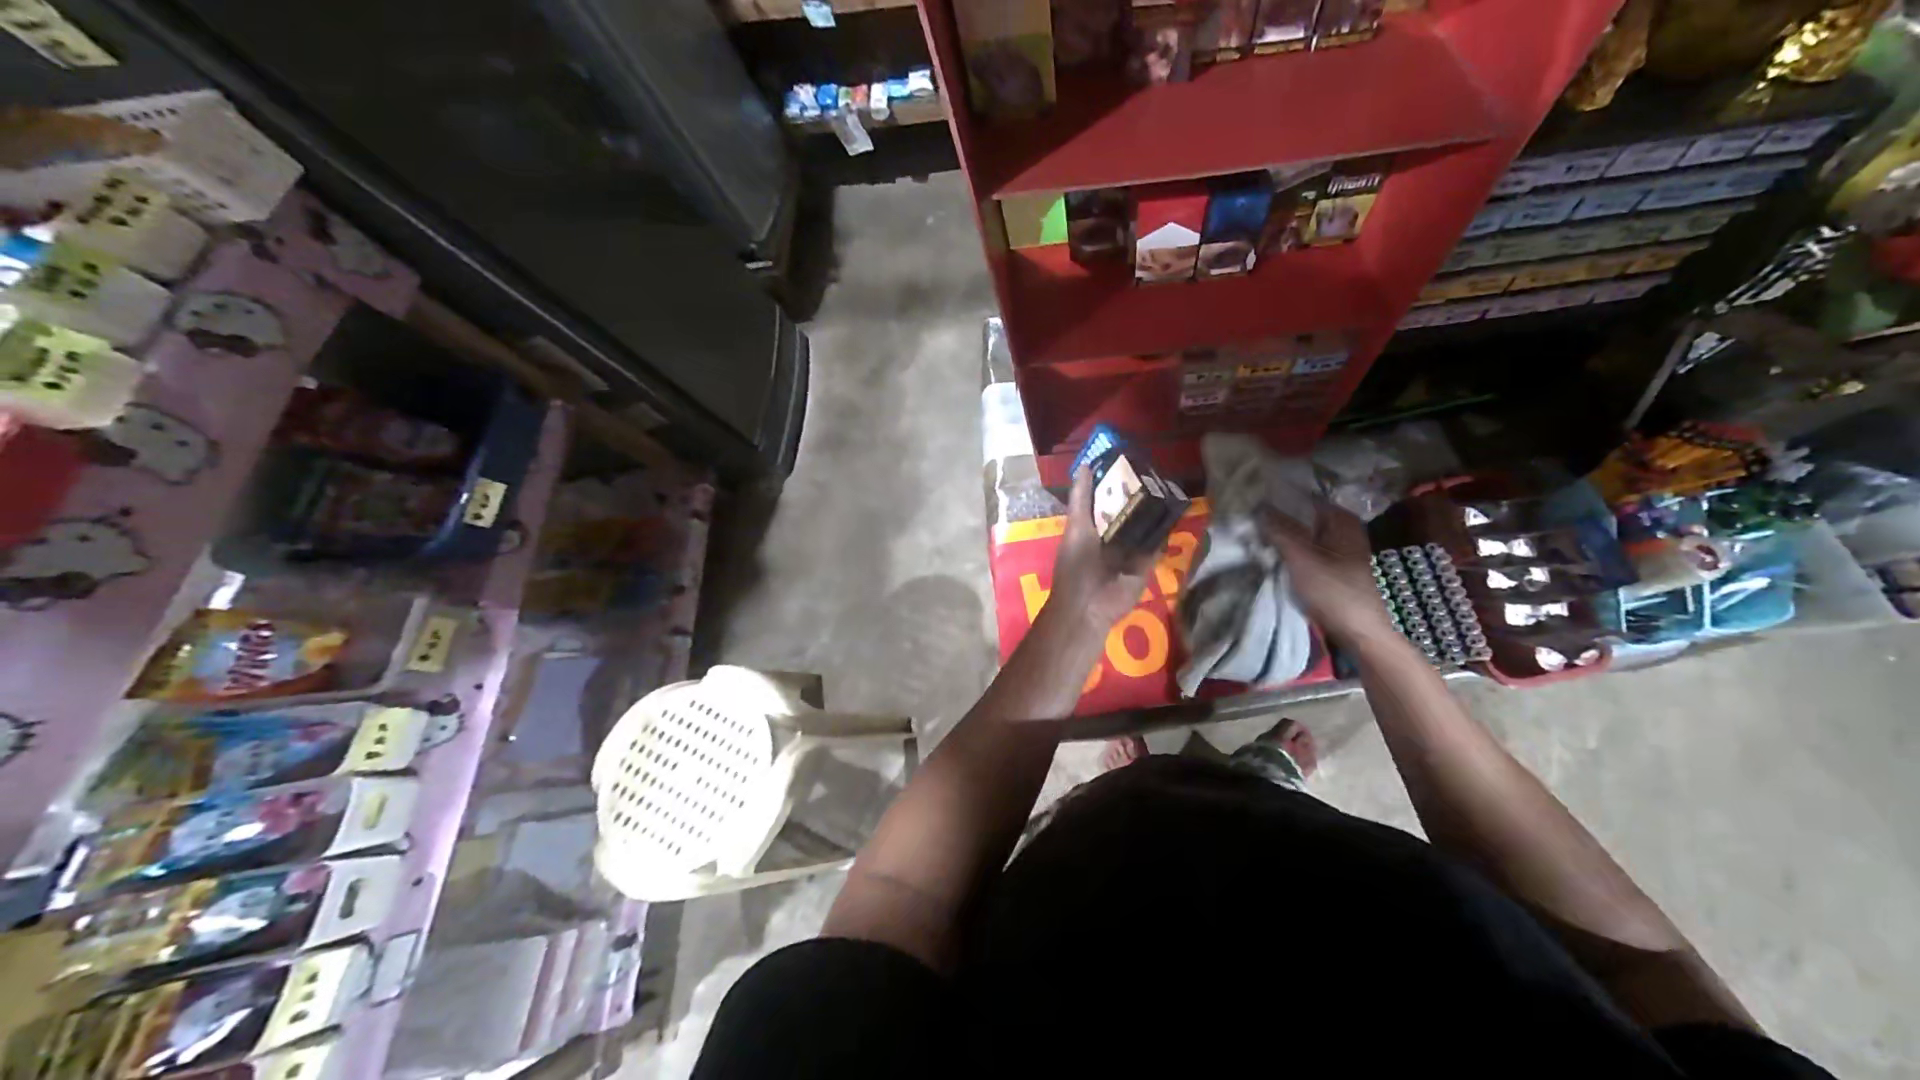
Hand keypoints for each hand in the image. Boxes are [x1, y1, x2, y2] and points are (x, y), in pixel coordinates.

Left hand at [1047, 467, 1164, 633]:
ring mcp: (1131, 549)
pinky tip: (1177, 511)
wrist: (1088, 606)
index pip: (1106, 498)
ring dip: (1156, 510)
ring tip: (1171, 486)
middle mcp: (1113, 535)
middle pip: (1130, 510)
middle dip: (1141, 494)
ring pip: (1146, 525)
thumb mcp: (1077, 527)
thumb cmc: (1076, 566)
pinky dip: (1166, 531)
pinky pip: (1158, 544)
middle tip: (1158, 471)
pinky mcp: (1146, 563)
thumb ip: (1082, 500)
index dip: (1116, 481)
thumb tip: (1084, 465)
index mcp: (1093, 526)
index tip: (1130, 458)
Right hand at [1258, 499, 1394, 647]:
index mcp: (1342, 520)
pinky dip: (1289, 548)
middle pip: (1303, 515)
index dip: (1279, 496)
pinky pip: (1305, 548)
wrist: (1358, 631)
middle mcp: (1343, 529)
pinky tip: (1269, 550)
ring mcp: (1338, 549)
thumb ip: (1279, 530)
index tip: (1251, 497)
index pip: (1305, 497)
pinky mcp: (1331, 567)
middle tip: (1246, 515)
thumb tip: (1258, 506)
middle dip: (1277, 515)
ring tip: (1252, 531)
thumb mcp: (1301, 558)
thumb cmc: (1333, 591)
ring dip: (1281, 533)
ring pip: (1302, 533)